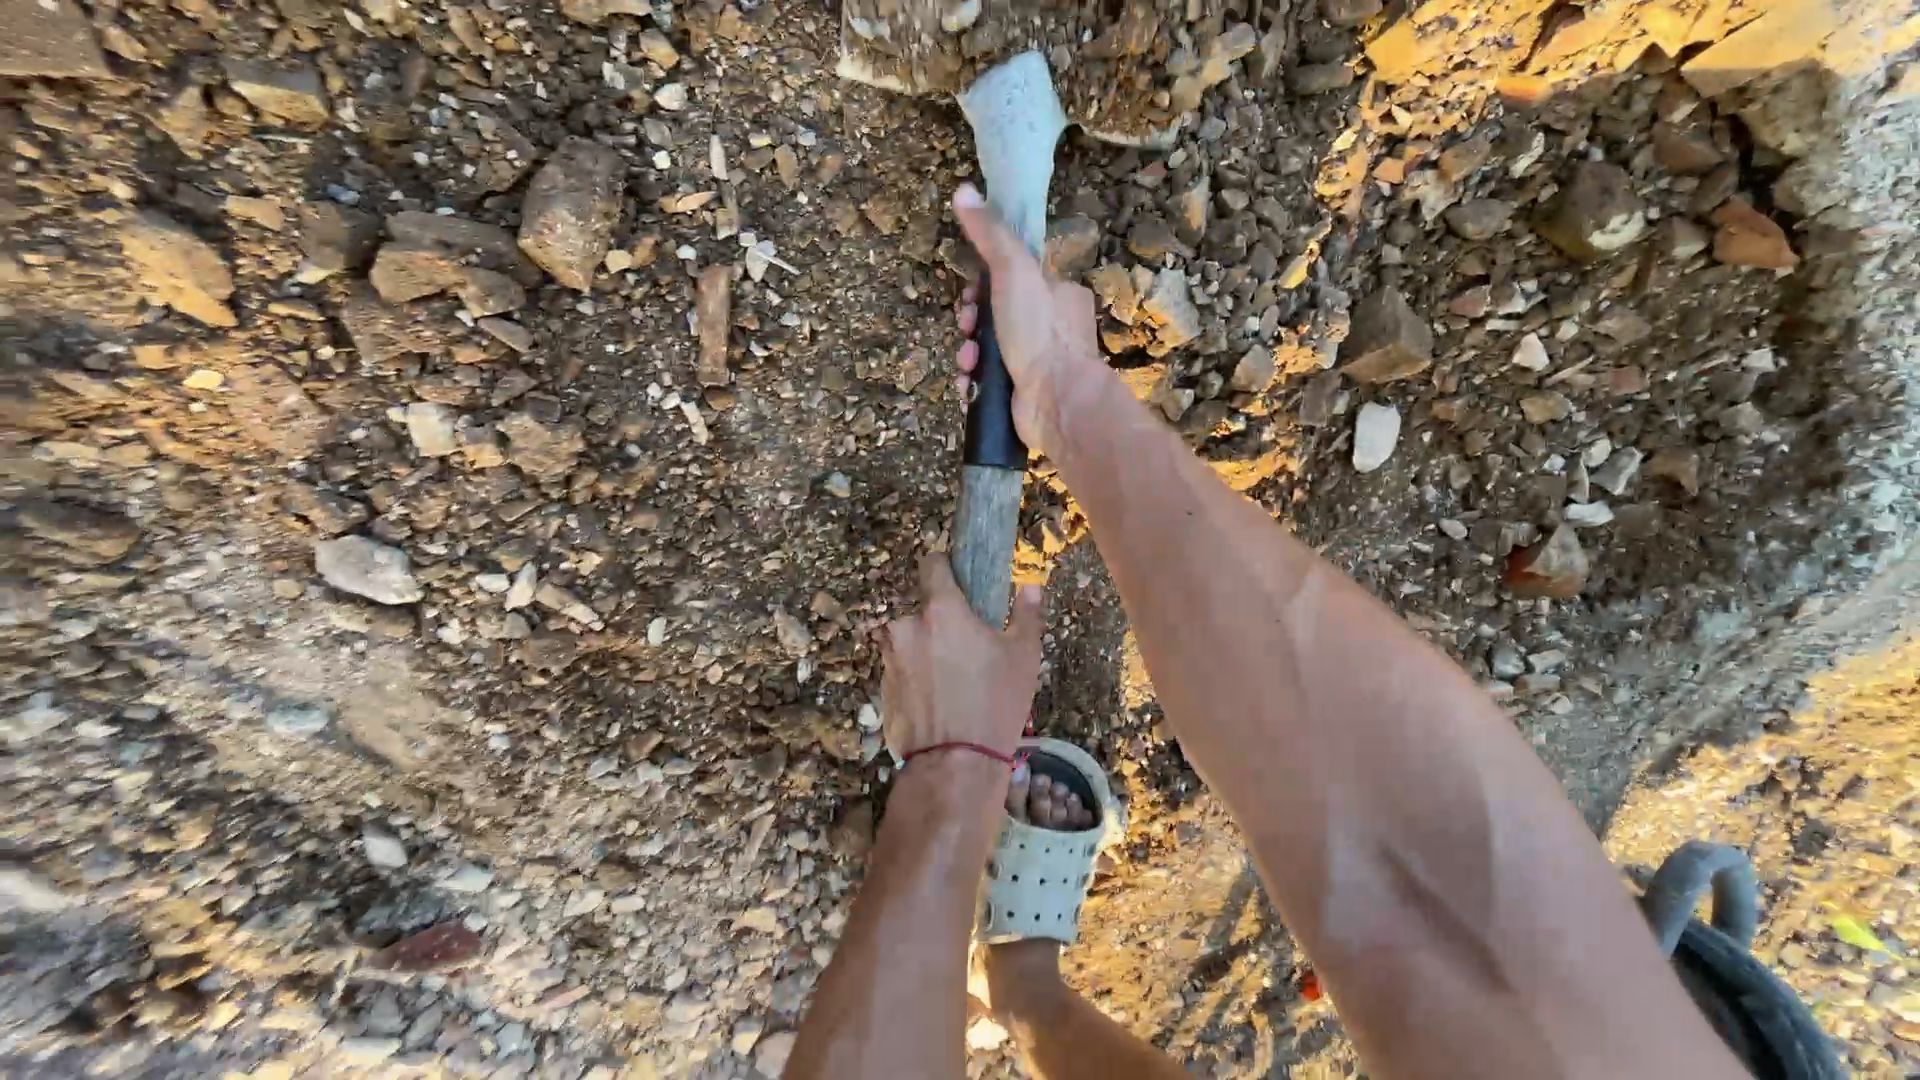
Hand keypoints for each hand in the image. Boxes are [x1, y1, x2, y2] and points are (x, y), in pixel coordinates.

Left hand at [882, 554, 1044, 760]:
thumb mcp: (1024, 657)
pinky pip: (901, 670)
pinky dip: (915, 678)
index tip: (956, 578)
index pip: (931, 565)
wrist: (955, 763)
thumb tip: (1031, 587)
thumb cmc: (995, 703)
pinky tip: (937, 701)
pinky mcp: (881, 688)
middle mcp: (907, 626)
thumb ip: (1026, 615)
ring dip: (924, 650)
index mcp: (942, 611)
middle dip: (938, 622)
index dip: (944, 567)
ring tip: (950, 680)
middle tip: (963, 646)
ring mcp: (890, 658)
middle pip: (921, 609)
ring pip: (908, 640)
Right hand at [952, 184, 1102, 456]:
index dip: (984, 287)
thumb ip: (990, 233)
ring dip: (969, 355)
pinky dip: (974, 381)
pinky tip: (971, 385)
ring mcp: (1038, 364)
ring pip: (988, 351)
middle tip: (970, 330)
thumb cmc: (1040, 332)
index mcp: (1058, 295)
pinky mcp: (1022, 395)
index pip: (1013, 281)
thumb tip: (963, 190)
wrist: (1056, 401)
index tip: (973, 296)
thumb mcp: (1014, 271)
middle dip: (973, 325)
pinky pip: (988, 381)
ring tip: (970, 364)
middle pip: (995, 317)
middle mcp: (1051, 329)